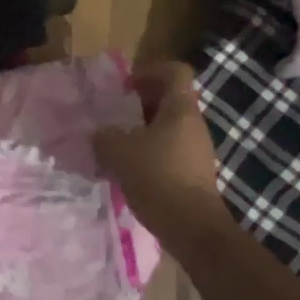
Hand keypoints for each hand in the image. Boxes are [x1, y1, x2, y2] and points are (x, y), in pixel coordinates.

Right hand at [91, 61, 235, 255]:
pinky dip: (150, 152)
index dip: (150, 70)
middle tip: (114, 112)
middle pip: (170, 99)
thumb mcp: (117, 150)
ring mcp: (198, 151)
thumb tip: (101, 132)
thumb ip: (104, 134)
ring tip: (117, 142)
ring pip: (168, 127)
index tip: (126, 84)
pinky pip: (170, 150)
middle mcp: (194, 125)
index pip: (176, 72)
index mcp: (180, 109)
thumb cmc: (157, 177)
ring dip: (143, 129)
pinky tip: (129, 167)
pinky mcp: (195, 174)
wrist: (193, 229)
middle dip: (141, 102)